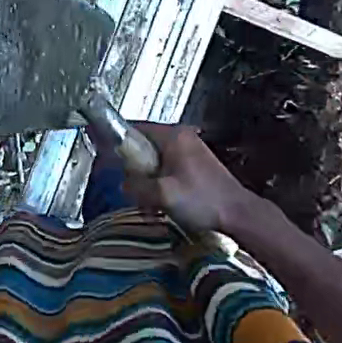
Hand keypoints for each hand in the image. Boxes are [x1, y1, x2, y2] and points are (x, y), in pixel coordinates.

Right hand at [123, 123, 263, 234]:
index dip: (116, 140)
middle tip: (134, 189)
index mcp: (173, 136)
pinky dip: (160, 184)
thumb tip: (124, 184)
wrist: (239, 215)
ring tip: (150, 202)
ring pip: (154, 161)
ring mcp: (189, 151)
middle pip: (143, 146)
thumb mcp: (163, 195)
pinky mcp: (193, 166)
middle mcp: (181, 138)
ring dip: (148, 181)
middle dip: (135, 169)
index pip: (134, 128)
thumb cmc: (204, 201)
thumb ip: (137, 186)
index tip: (102, 152)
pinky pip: (166, 170)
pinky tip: (162, 204)